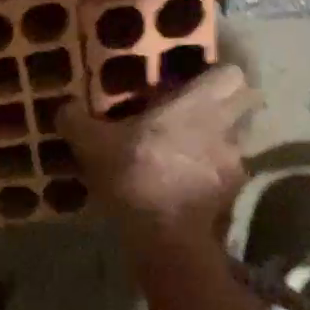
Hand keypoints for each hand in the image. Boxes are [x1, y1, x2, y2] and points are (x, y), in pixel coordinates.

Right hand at [60, 65, 260, 245]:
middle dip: (226, 107)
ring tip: (186, 159)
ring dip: (216, 145)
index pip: (230, 74)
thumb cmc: (134, 175)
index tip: (193, 85)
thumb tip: (63, 108)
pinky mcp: (233, 195)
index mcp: (197, 104)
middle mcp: (225, 128)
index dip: (216, 77)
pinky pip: (226, 177)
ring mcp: (234, 162)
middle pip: (245, 104)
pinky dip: (210, 180)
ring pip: (235, 142)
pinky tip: (186, 190)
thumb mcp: (93, 146)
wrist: (167, 235)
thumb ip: (77, 123)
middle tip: (194, 116)